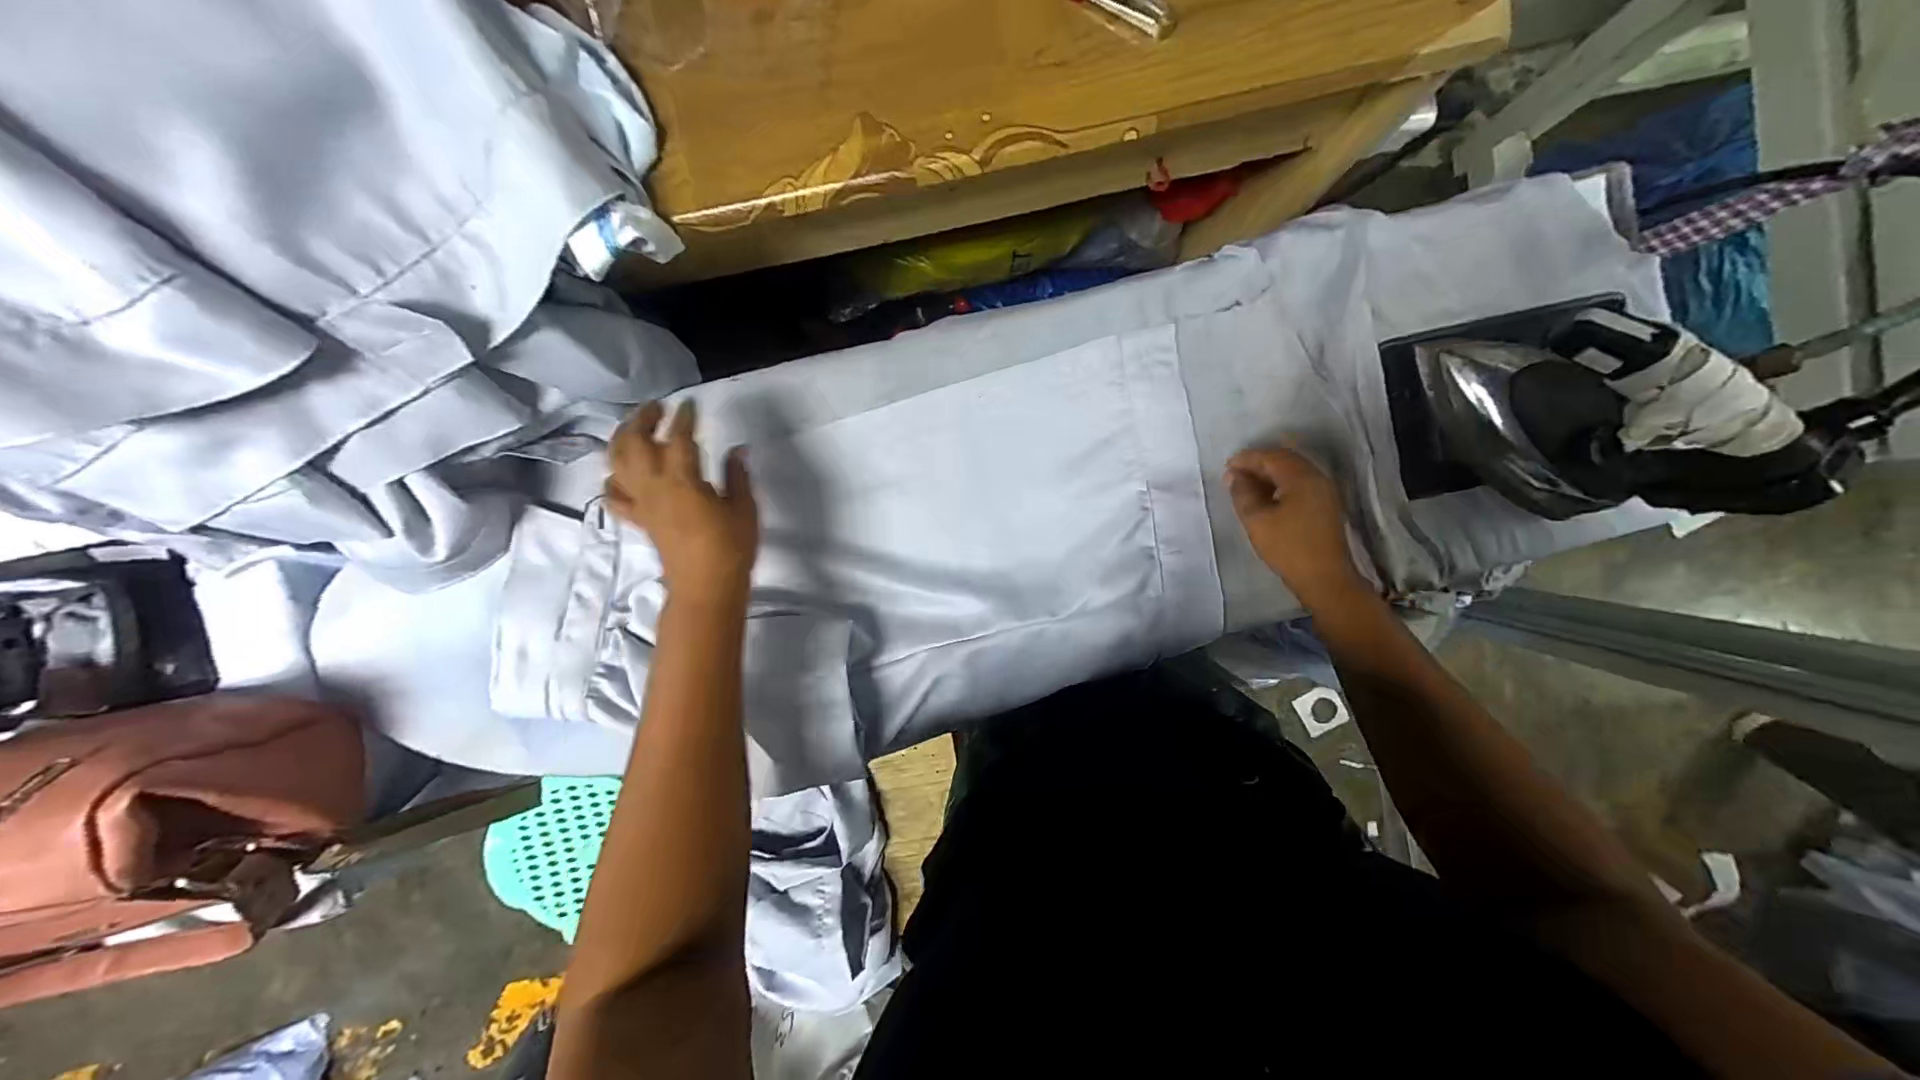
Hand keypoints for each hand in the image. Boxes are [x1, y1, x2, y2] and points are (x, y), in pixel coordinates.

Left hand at [606, 400, 758, 599]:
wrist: (706, 588)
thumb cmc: (731, 548)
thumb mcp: (744, 509)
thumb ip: (737, 476)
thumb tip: (737, 450)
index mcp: (682, 480)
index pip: (679, 438)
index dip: (684, 417)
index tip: (690, 404)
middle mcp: (654, 486)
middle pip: (634, 442)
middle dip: (643, 419)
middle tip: (658, 407)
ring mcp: (642, 504)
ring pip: (617, 463)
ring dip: (622, 439)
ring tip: (635, 427)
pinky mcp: (639, 520)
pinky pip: (615, 496)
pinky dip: (613, 479)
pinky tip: (621, 473)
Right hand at [1226, 447, 1373, 610]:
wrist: (1325, 579)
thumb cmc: (1288, 547)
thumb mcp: (1257, 520)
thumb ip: (1243, 494)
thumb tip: (1235, 476)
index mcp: (1302, 478)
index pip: (1272, 457)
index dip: (1248, 459)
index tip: (1227, 467)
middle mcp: (1317, 478)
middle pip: (1286, 460)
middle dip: (1259, 463)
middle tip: (1234, 474)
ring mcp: (1325, 492)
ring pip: (1294, 472)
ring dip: (1269, 474)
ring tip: (1246, 485)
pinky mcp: (1325, 506)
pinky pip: (1300, 484)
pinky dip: (1280, 484)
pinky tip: (1266, 497)